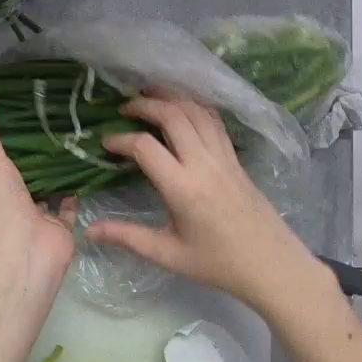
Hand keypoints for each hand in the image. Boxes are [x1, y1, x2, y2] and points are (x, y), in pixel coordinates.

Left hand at [0, 84, 76, 288]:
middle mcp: (8, 207)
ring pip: (44, 190)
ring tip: (67, 140)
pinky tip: (85, 169)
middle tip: (43, 126)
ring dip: (53, 172)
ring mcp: (35, 218)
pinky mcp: (61, 227)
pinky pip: (69, 206)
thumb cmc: (1, 210)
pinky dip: (76, 192)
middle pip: (18, 177)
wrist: (29, 256)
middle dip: (28, 159)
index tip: (6, 121)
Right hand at [88, 91, 330, 314]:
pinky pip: (214, 121)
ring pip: (198, 112)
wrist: (272, 265)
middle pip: (174, 116)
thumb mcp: (167, 254)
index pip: (145, 148)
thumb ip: (127, 237)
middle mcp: (205, 165)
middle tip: (124, 107)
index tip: (105, 144)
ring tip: (150, 96)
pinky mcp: (236, 159)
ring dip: (172, 98)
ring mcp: (224, 158)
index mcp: (184, 189)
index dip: (120, 140)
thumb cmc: (217, 263)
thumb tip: (89, 230)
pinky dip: (195, 106)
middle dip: (146, 105)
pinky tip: (182, 107)